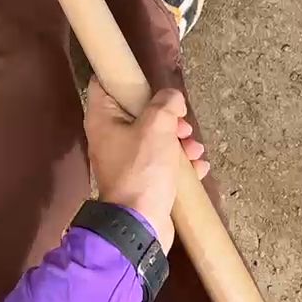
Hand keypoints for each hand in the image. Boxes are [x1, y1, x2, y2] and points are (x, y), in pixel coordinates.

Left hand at [84, 78, 208, 247]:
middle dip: (166, 115)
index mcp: (103, 118)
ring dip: (178, 140)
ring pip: (154, 137)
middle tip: (182, 124)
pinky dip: (179, 162)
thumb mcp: (157, 126)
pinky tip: (198, 166)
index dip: (126, 75)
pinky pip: (162, 162)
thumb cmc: (143, 169)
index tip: (150, 78)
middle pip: (139, 111)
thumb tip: (172, 98)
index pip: (105, 82)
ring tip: (194, 148)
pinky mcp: (141, 180)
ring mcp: (125, 160)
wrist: (141, 226)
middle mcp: (109, 136)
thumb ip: (166, 104)